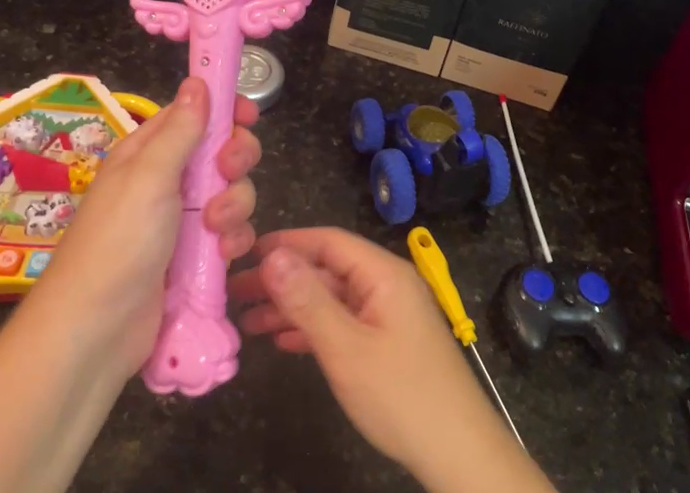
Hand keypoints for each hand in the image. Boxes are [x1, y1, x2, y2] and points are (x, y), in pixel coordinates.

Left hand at [39, 77, 260, 382]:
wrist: (97, 329)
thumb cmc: (118, 242)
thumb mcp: (149, 177)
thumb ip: (181, 131)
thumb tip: (197, 81)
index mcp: (148, 153)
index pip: (194, 114)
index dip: (224, 110)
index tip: (249, 116)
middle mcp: (166, 180)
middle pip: (221, 152)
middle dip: (235, 162)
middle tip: (227, 173)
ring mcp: (182, 220)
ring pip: (232, 193)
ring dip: (235, 206)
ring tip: (216, 230)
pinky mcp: (195, 255)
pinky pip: (231, 232)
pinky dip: (234, 240)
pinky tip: (224, 255)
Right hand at [231, 228, 537, 487]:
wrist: (456, 448)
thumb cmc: (400, 393)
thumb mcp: (346, 347)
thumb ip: (307, 301)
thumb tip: (272, 255)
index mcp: (384, 274)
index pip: (329, 241)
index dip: (286, 243)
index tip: (244, 253)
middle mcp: (387, 285)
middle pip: (328, 270)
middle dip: (282, 279)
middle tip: (234, 292)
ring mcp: (389, 314)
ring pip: (333, 299)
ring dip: (292, 307)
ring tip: (247, 320)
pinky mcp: (388, 342)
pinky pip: (344, 322)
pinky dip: (313, 328)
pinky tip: (282, 340)